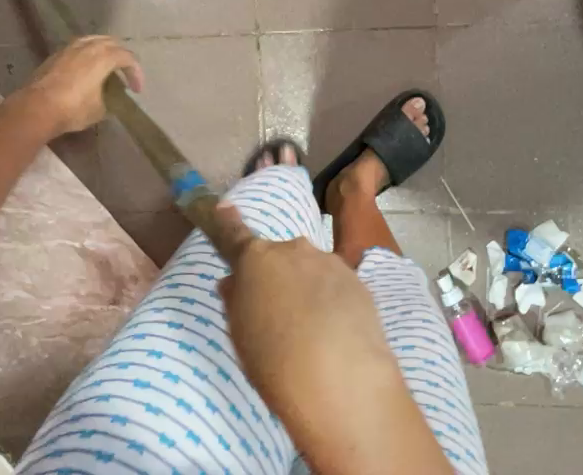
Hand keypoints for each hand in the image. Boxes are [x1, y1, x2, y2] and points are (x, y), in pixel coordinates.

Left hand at [13, 35, 143, 136]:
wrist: (36, 108)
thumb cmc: (73, 108)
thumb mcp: (100, 109)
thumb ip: (110, 99)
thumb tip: (109, 99)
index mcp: (105, 56)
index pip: (128, 58)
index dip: (136, 73)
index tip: (137, 90)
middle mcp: (89, 46)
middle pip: (112, 43)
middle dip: (122, 57)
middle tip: (125, 73)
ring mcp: (70, 47)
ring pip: (94, 41)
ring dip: (104, 51)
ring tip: (106, 66)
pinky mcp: (56, 54)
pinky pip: (79, 47)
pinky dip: (88, 54)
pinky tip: (86, 68)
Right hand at [215, 207, 451, 474]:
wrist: (341, 378)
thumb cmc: (275, 362)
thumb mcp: (242, 334)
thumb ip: (237, 300)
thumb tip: (234, 281)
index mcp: (257, 260)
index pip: (236, 235)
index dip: (228, 221)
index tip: (224, 204)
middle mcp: (294, 250)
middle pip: (281, 258)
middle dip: (279, 278)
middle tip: (280, 315)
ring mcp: (329, 262)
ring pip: (312, 271)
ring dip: (308, 289)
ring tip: (313, 332)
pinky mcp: (358, 280)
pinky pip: (337, 286)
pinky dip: (333, 302)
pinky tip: (336, 333)